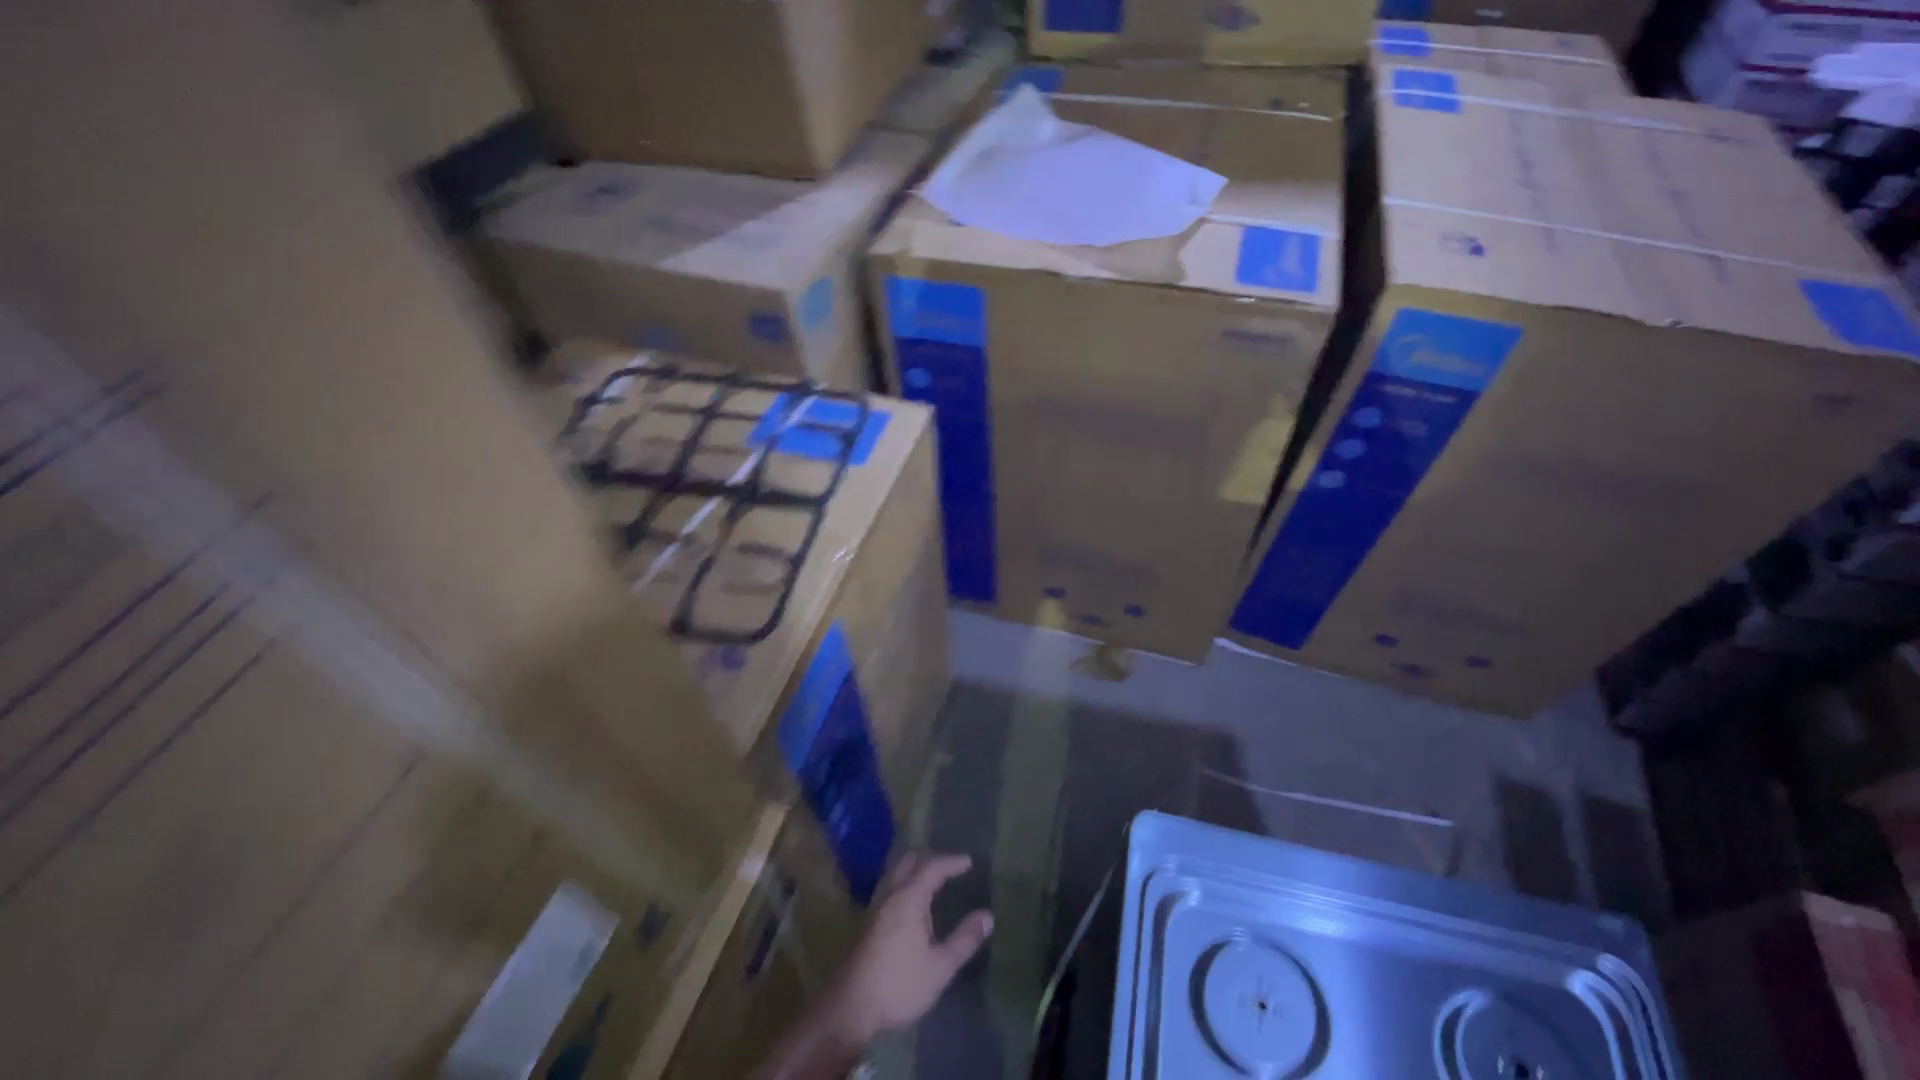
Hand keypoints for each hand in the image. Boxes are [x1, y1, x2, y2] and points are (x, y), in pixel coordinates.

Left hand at [821, 853, 994, 1043]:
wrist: (851, 1007)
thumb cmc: (899, 984)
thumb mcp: (940, 966)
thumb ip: (964, 939)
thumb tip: (987, 916)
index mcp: (908, 900)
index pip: (931, 868)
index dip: (951, 862)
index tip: (969, 862)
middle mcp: (889, 898)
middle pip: (908, 864)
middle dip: (930, 859)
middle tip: (950, 866)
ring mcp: (875, 911)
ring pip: (895, 876)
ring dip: (915, 872)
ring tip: (935, 881)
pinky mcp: (869, 925)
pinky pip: (890, 891)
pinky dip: (906, 886)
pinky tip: (914, 906)